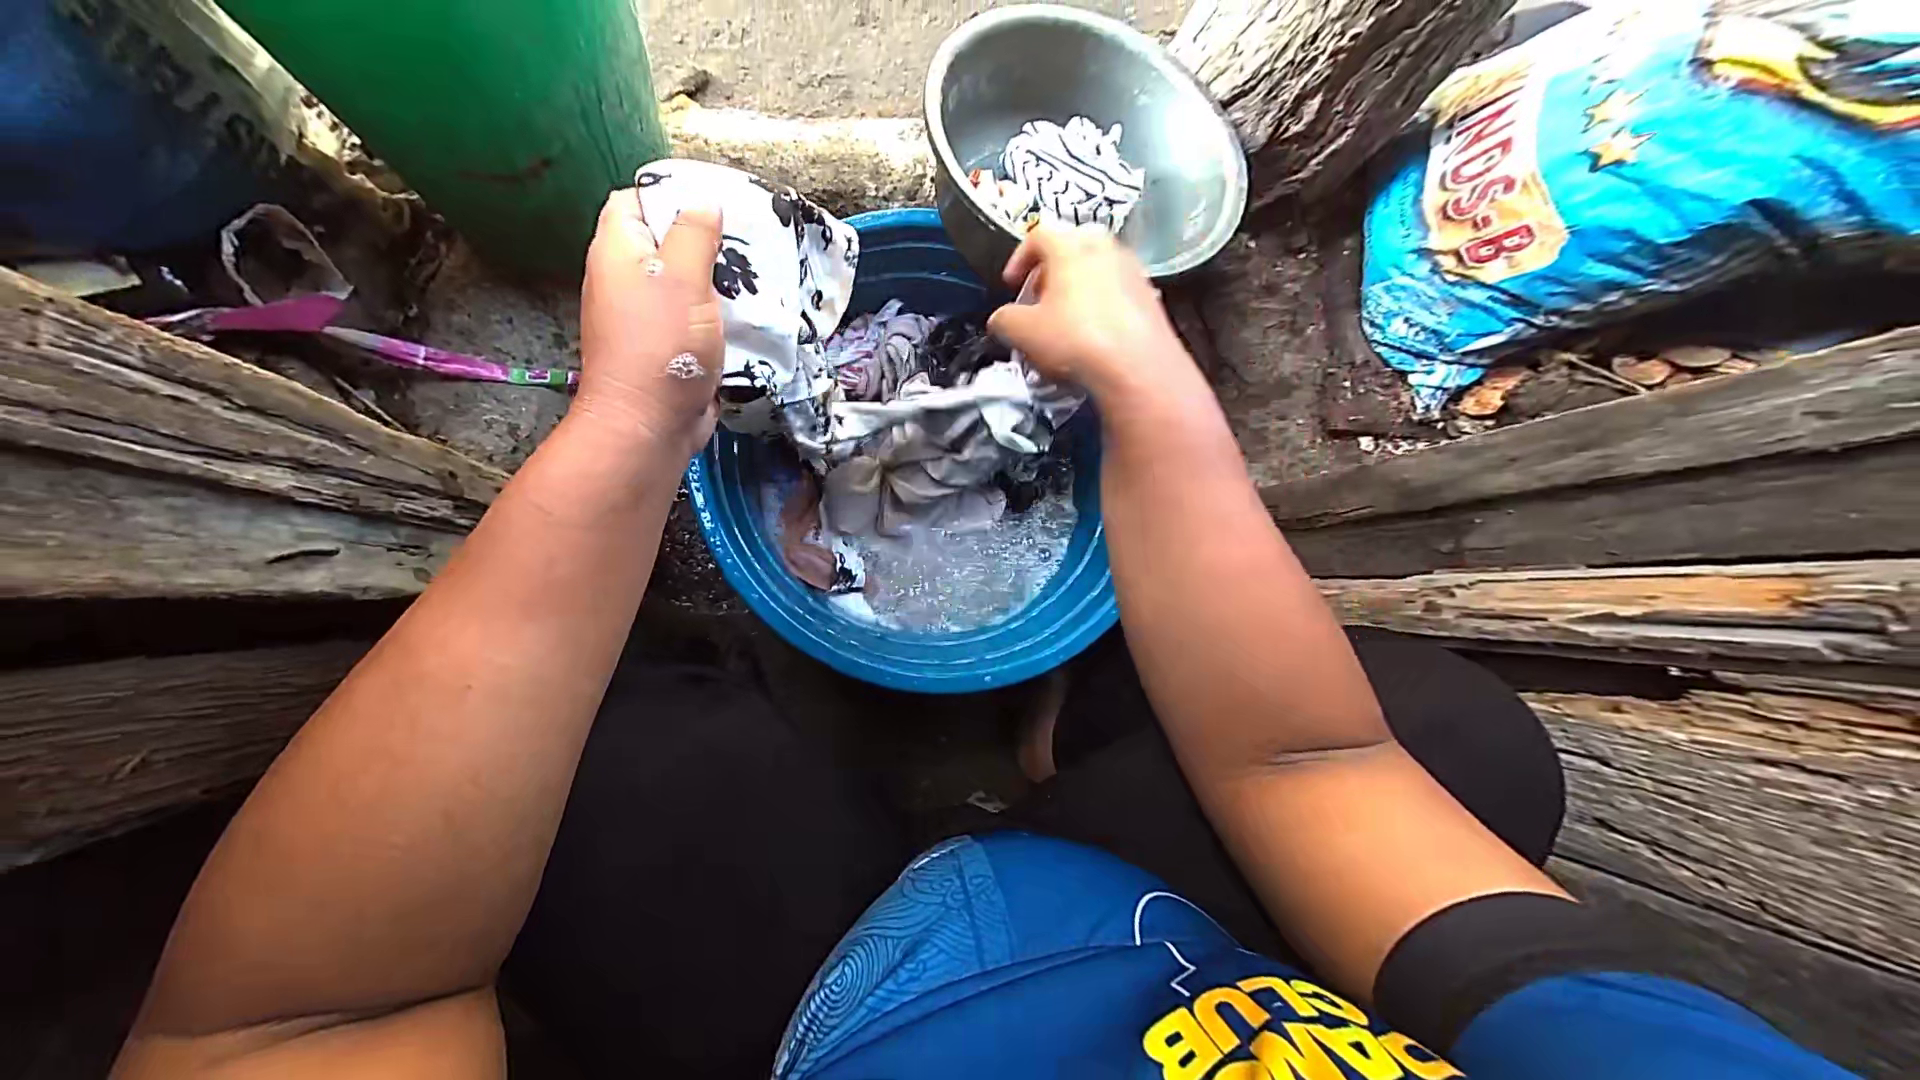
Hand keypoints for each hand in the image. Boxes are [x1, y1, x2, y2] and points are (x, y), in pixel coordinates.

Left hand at [572, 189, 724, 460]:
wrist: (651, 423)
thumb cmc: (663, 345)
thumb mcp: (683, 278)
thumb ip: (694, 234)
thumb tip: (704, 203)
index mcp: (618, 251)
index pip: (635, 201)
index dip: (671, 195)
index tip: (715, 204)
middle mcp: (627, 279)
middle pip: (668, 243)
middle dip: (708, 242)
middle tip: (747, 245)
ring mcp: (648, 316)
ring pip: (688, 285)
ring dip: (720, 284)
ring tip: (755, 282)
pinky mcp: (670, 347)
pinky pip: (697, 320)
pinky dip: (720, 318)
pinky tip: (748, 319)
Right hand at [986, 224, 1191, 401]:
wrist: (1137, 368)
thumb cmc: (1075, 341)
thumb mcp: (1021, 333)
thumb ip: (1003, 319)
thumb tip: (1002, 319)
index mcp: (1071, 246)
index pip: (1038, 235)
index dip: (1019, 259)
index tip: (1011, 284)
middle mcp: (1106, 248)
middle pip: (1071, 249)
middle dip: (1050, 273)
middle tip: (1038, 300)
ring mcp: (1133, 271)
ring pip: (1096, 271)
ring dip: (1076, 290)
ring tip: (1064, 322)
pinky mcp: (1150, 298)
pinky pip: (1116, 294)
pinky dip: (1100, 308)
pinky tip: (1092, 338)